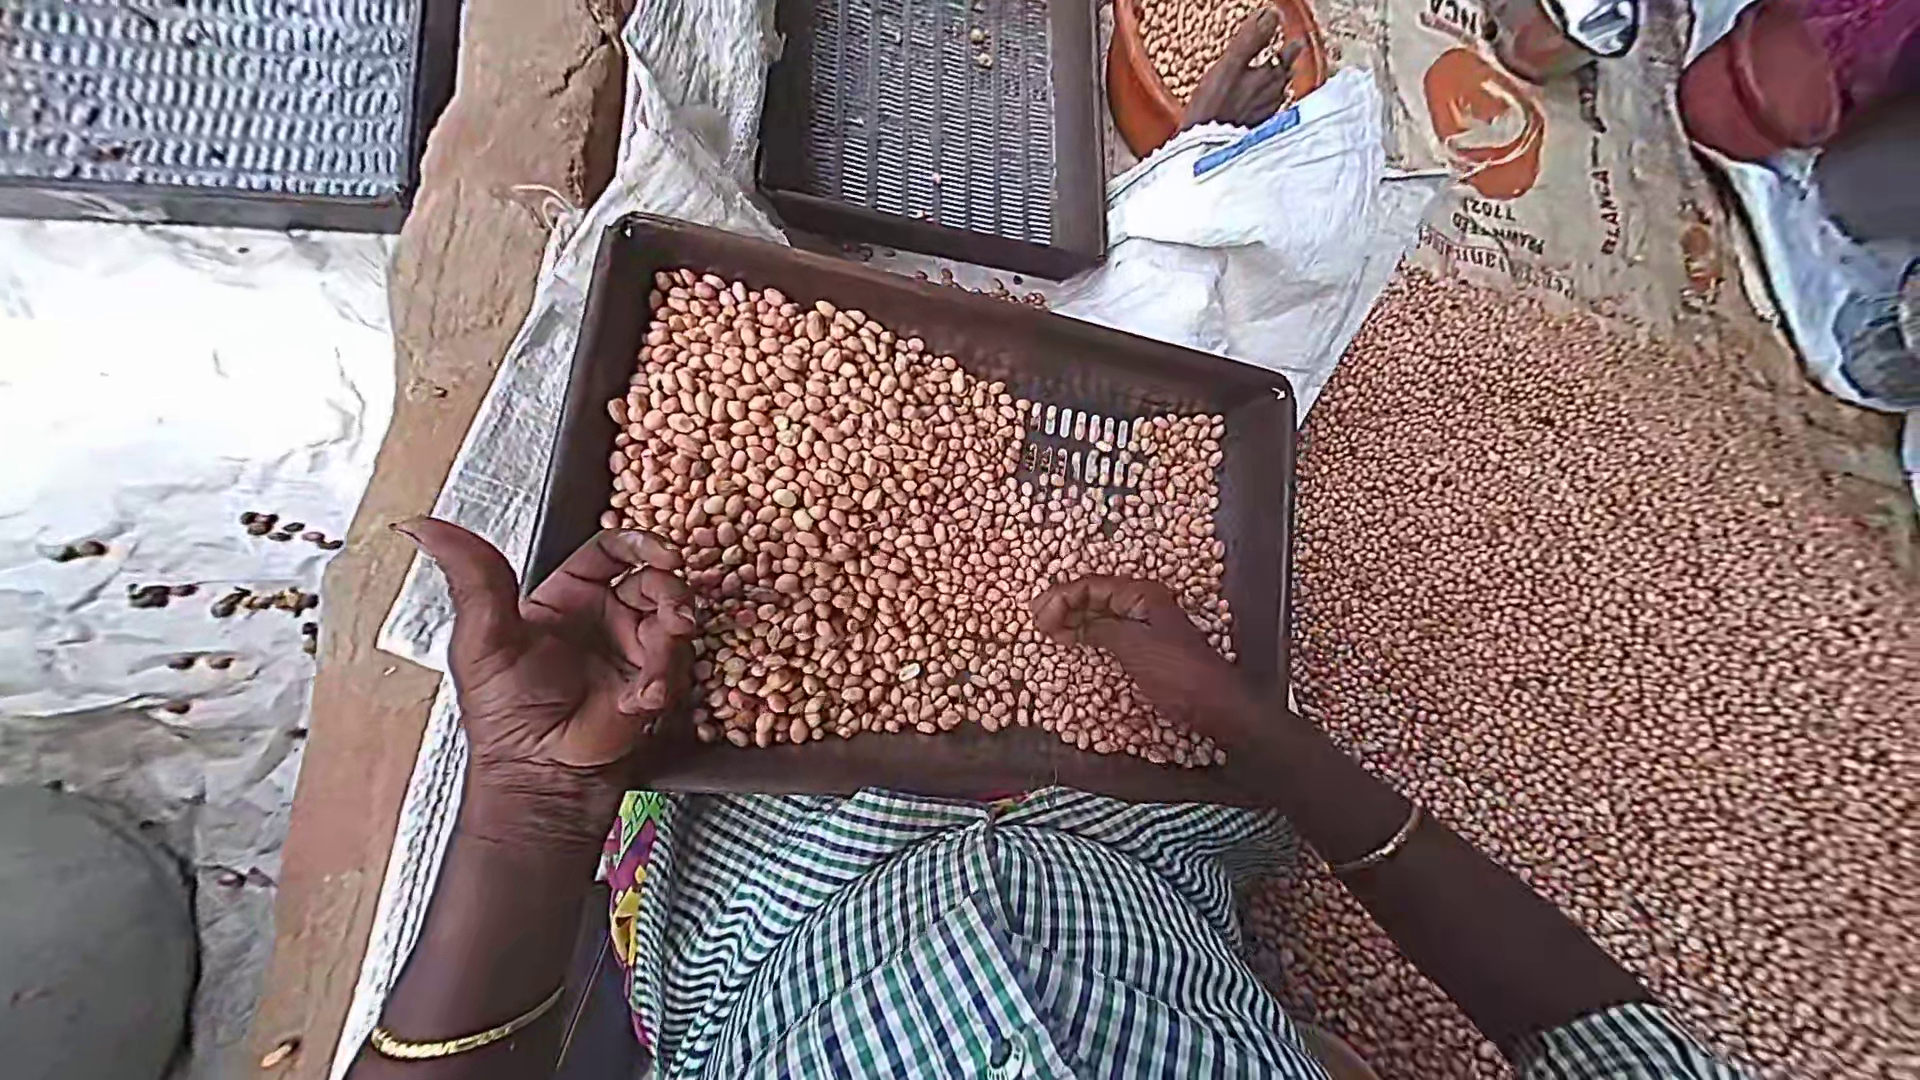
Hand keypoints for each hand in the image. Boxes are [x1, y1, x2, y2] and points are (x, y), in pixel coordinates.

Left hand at [393, 518, 696, 850]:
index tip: (661, 554)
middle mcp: (610, 615)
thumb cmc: (506, 713)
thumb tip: (423, 526)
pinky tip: (643, 696)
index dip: (641, 544)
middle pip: (656, 579)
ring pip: (678, 615)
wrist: (542, 774)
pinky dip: (666, 675)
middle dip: (672, 591)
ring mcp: (638, 645)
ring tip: (660, 654)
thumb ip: (474, 579)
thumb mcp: (483, 640)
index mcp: (570, 597)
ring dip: (677, 631)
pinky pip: (679, 660)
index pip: (612, 552)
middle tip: (673, 613)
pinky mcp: (661, 676)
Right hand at [1030, 576, 1254, 737]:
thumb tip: (1075, 626)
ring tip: (1047, 630)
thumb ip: (1100, 629)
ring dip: (1071, 618)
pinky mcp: (1142, 644)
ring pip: (1097, 612)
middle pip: (1092, 595)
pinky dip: (1085, 633)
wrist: (1215, 704)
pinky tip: (1071, 640)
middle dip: (1062, 605)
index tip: (1040, 617)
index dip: (1061, 598)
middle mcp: (1139, 602)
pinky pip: (1106, 630)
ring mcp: (1141, 623)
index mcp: (1139, 594)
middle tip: (1036, 620)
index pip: (1090, 585)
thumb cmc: (1176, 672)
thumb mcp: (1132, 646)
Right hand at [1179, 7, 1306, 129]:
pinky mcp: (1250, 138)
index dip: (1290, 47)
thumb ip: (1252, 37)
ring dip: (1271, 92)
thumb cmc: (1212, 109)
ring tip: (1267, 88)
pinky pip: (1260, 119)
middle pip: (1283, 79)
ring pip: (1274, 99)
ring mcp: (1262, 119)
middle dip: (1282, 70)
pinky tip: (1251, 114)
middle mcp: (1272, 99)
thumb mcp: (1230, 65)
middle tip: (1281, 63)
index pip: (1290, 54)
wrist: (1201, 151)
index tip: (1292, 42)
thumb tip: (1272, 13)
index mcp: (1270, 77)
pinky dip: (1258, 112)